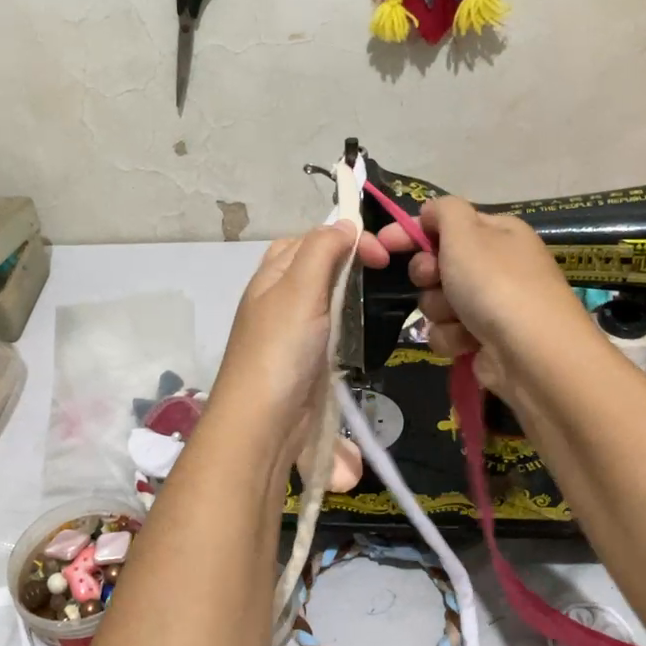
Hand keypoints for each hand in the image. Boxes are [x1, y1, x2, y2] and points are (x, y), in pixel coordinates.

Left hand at [209, 222, 388, 452]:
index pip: (309, 239)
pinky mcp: (302, 361)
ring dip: (347, 294)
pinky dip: (344, 325)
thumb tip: (344, 223)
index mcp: (271, 276)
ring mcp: (288, 333)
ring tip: (377, 297)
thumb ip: (321, 251)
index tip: (382, 255)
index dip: (345, 236)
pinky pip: (326, 331)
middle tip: (383, 271)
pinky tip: (359, 331)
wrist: (262, 422)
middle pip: (314, 266)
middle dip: (347, 261)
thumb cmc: (280, 350)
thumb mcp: (300, 289)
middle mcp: (276, 299)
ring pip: (322, 300)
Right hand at [377, 197, 593, 393]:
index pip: (447, 223)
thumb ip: (443, 211)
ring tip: (461, 318)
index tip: (383, 243)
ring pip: (438, 302)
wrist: (531, 353)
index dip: (412, 231)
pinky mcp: (484, 340)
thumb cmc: (495, 284)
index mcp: (498, 233)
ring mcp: (492, 305)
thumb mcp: (466, 233)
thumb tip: (432, 212)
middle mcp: (497, 265)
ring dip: (440, 311)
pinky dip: (453, 337)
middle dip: (429, 274)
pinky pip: (448, 332)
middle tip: (435, 278)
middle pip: (439, 264)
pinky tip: (469, 343)